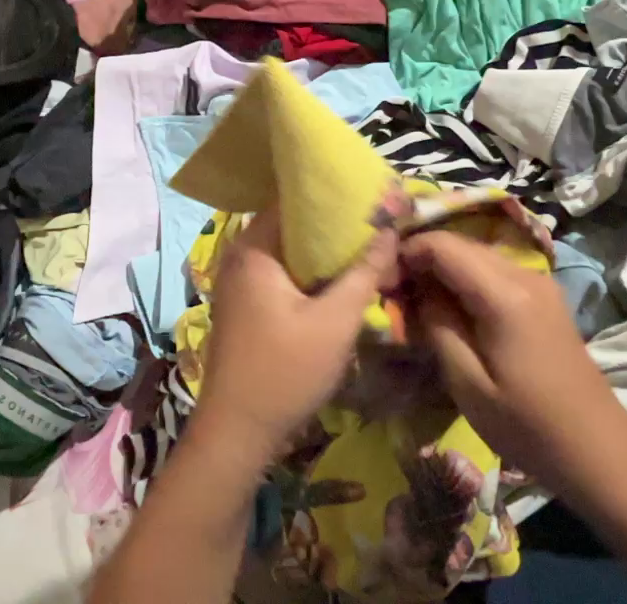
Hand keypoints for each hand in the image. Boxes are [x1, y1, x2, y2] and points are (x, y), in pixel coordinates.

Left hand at [192, 204, 397, 461]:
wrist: (237, 431)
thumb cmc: (284, 371)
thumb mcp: (335, 322)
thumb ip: (363, 272)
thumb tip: (389, 228)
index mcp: (254, 248)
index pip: (294, 199)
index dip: (334, 196)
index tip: (372, 196)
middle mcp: (240, 255)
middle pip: (293, 224)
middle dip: (334, 224)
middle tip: (378, 223)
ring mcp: (239, 281)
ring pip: (289, 251)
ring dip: (324, 251)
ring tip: (368, 248)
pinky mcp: (245, 304)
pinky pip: (282, 272)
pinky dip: (309, 272)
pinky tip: (340, 280)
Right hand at [399, 230, 626, 489]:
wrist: (599, 452)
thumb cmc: (528, 426)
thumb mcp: (468, 384)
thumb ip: (437, 326)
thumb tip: (418, 288)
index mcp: (505, 295)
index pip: (442, 245)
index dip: (407, 252)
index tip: (383, 278)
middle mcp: (525, 276)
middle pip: (460, 244)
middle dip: (422, 259)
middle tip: (395, 291)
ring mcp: (540, 285)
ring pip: (477, 255)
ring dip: (444, 268)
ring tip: (419, 301)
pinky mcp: (545, 298)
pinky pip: (495, 271)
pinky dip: (466, 279)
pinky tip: (453, 309)